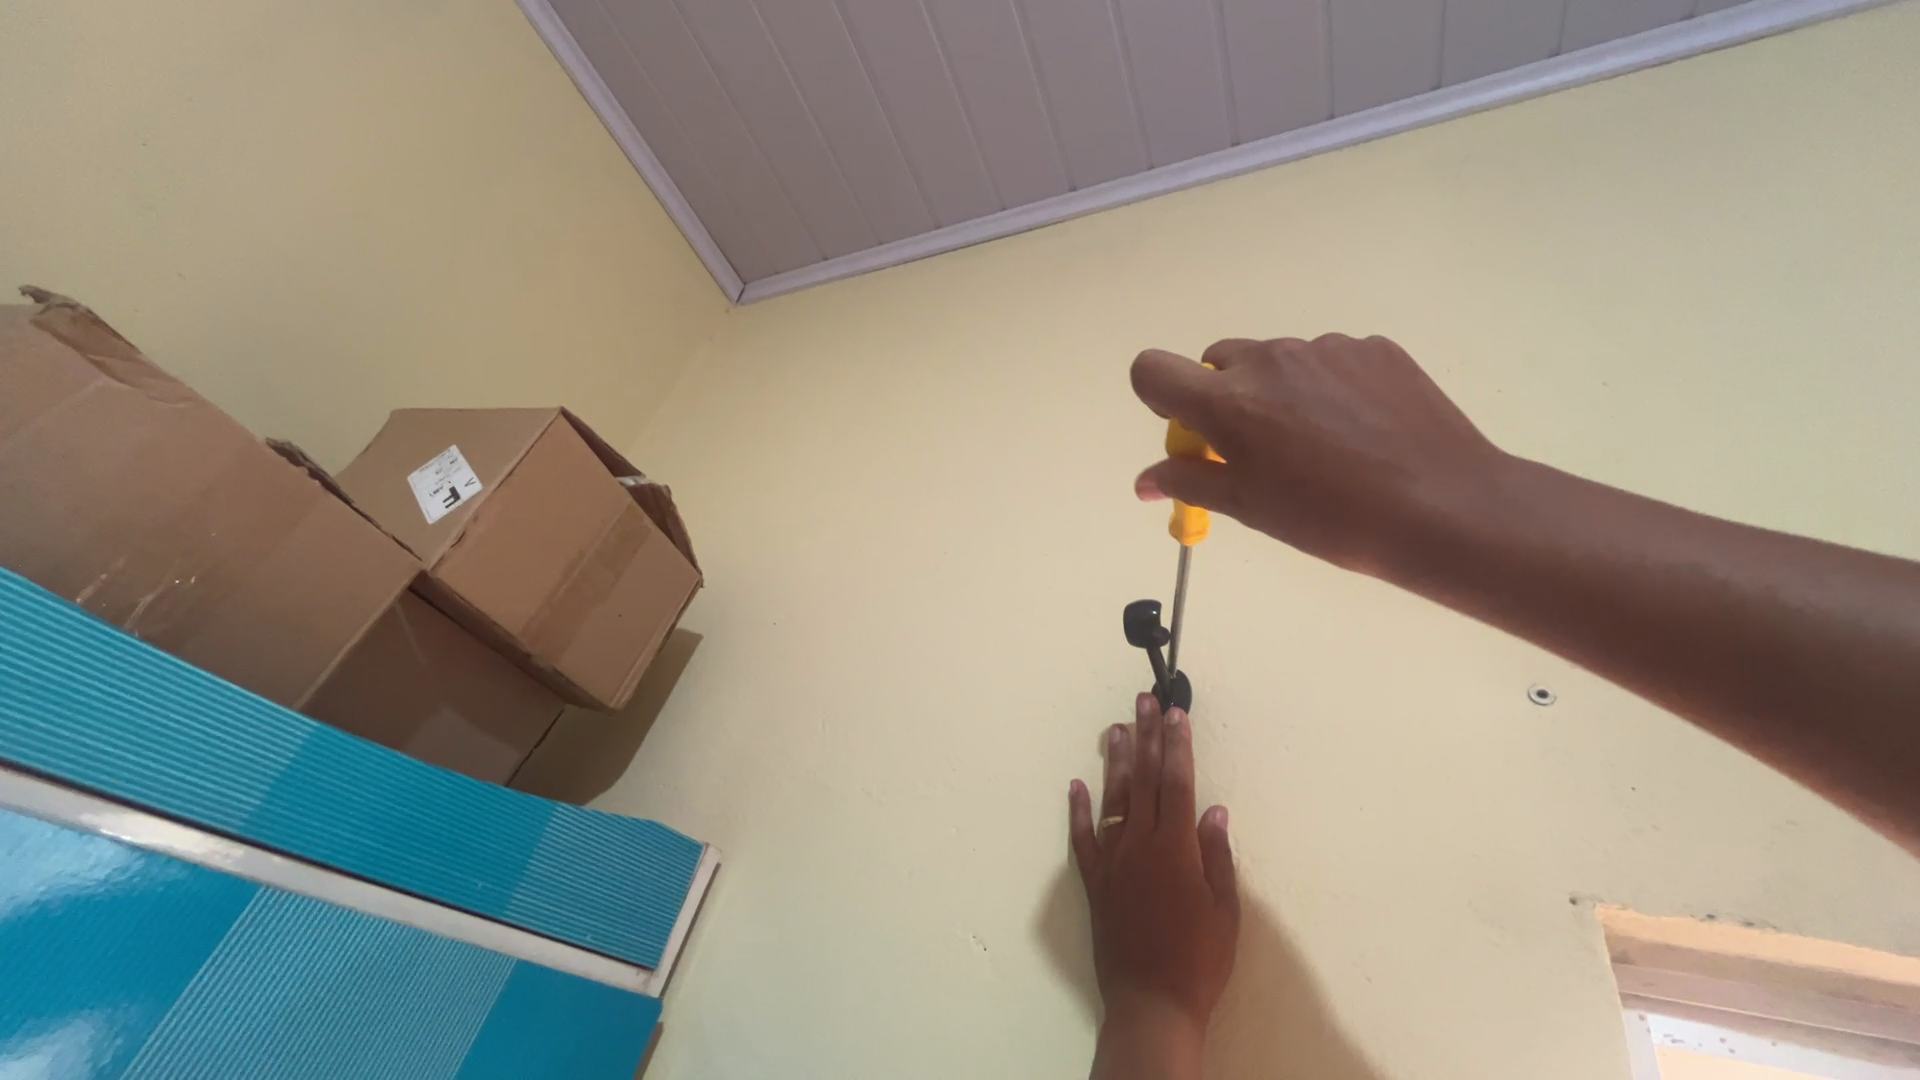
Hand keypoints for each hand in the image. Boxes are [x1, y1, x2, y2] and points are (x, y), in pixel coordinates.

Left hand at [1070, 694, 1237, 1077]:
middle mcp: (1140, 843)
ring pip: (1114, 799)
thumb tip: (1215, 808)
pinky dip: (1079, 809)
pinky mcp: (1093, 879)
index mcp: (1176, 848)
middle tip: (1145, 701)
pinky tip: (1076, 784)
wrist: (1151, 1003)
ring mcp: (1112, 859)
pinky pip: (1083, 837)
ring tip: (1118, 727)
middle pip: (1146, 779)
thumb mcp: (1226, 911)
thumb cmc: (1199, 960)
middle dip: (1147, 736)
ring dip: (1117, 761)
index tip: (1176, 713)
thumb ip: (1217, 854)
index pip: (1178, 783)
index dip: (1178, 745)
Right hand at [1131, 335, 1507, 575]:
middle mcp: (1269, 360)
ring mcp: (1325, 348)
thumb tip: (1145, 482)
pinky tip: (1357, 430)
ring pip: (1275, 361)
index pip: (1152, 369)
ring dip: (1276, 392)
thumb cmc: (1330, 519)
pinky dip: (1325, 388)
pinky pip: (1326, 360)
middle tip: (1256, 448)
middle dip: (1222, 397)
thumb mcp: (1249, 508)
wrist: (1443, 508)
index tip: (1188, 429)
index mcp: (1228, 402)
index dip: (1158, 395)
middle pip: (1217, 362)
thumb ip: (1189, 481)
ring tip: (1319, 444)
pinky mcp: (1373, 348)